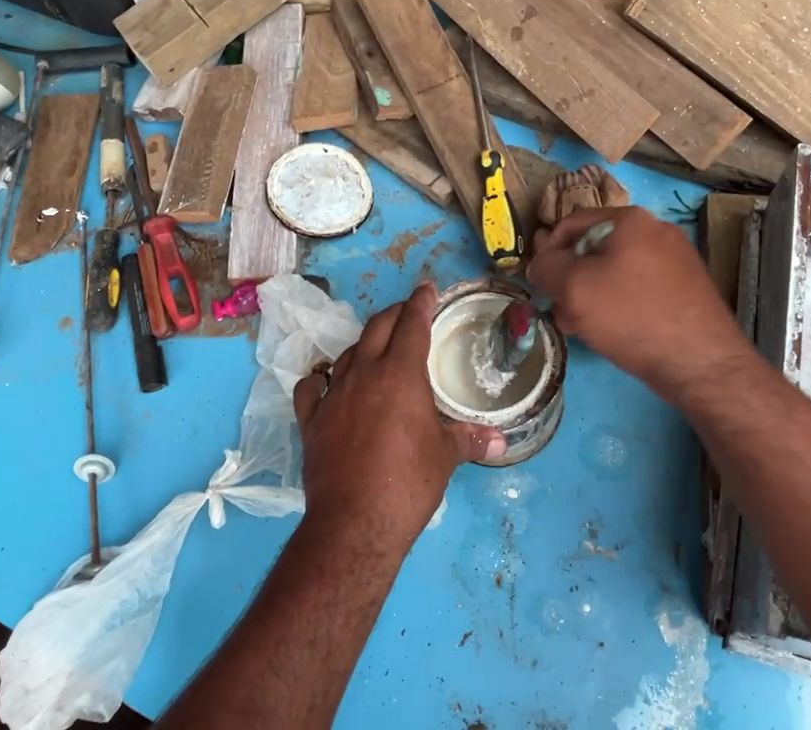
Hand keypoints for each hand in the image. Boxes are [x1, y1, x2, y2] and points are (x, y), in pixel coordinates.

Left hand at [293, 283, 504, 552]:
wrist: (355, 522)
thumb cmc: (409, 482)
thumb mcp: (446, 456)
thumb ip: (470, 440)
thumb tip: (500, 441)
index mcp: (400, 374)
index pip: (412, 324)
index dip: (421, 302)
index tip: (426, 289)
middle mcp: (364, 374)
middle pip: (377, 328)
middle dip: (395, 315)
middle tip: (409, 313)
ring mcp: (333, 396)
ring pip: (346, 354)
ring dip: (364, 344)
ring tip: (376, 348)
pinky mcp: (311, 421)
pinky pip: (311, 388)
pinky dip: (320, 379)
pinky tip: (326, 383)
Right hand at [528, 207, 755, 402]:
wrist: (701, 363)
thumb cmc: (632, 317)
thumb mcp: (574, 288)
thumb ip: (547, 267)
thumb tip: (541, 262)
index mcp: (630, 219)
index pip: (570, 224)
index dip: (548, 253)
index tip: (541, 286)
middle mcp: (656, 230)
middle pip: (594, 248)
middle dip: (571, 279)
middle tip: (563, 312)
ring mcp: (675, 258)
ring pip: (615, 270)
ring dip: (592, 295)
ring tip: (585, 328)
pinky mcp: (685, 286)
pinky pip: (638, 287)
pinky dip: (620, 304)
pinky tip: (615, 332)